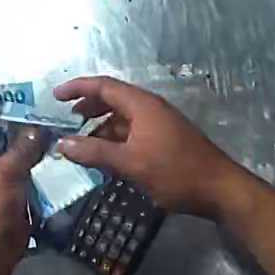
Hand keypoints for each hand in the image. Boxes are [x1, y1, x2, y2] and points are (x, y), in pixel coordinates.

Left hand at [0, 128, 46, 266]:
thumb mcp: (7, 170)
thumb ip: (24, 146)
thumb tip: (38, 127)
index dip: (7, 116)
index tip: (33, 109)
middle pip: (2, 144)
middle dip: (26, 137)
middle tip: (52, 125)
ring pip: (16, 163)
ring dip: (34, 157)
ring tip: (58, 143)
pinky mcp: (6, 201)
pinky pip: (23, 181)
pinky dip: (36, 176)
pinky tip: (56, 167)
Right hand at [52, 76, 255, 218]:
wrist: (219, 189)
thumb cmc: (176, 172)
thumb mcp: (131, 163)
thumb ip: (96, 152)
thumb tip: (63, 144)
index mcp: (143, 105)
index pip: (104, 86)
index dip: (78, 88)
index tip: (55, 96)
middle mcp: (151, 109)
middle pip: (113, 99)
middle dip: (88, 107)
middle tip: (66, 120)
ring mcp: (160, 124)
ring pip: (123, 118)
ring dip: (101, 126)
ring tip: (81, 143)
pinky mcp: (165, 140)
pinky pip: (133, 132)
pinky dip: (116, 139)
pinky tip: (106, 156)